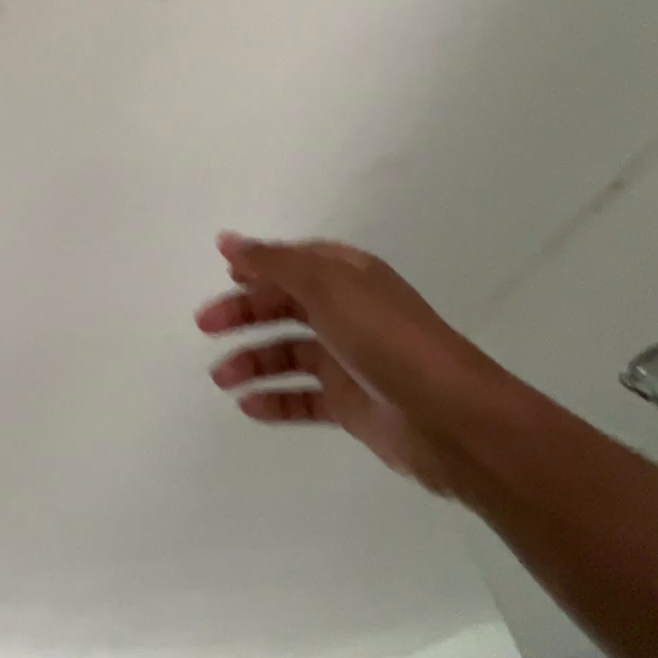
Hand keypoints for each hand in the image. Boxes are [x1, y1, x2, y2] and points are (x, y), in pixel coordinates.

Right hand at [196, 234, 507, 494]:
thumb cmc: (386, 340)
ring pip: (288, 355)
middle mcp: (348, 314)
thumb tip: (226, 240)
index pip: (294, 264)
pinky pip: (302, 397)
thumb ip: (272, 262)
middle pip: (284, 307)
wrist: (451, 418)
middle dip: (242, 314)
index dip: (258, 267)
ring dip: (251, 362)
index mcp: (349, 278)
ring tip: (222, 378)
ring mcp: (350, 361)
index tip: (223, 276)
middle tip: (206, 327)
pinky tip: (248, 405)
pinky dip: (274, 399)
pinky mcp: (351, 405)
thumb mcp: (326, 287)